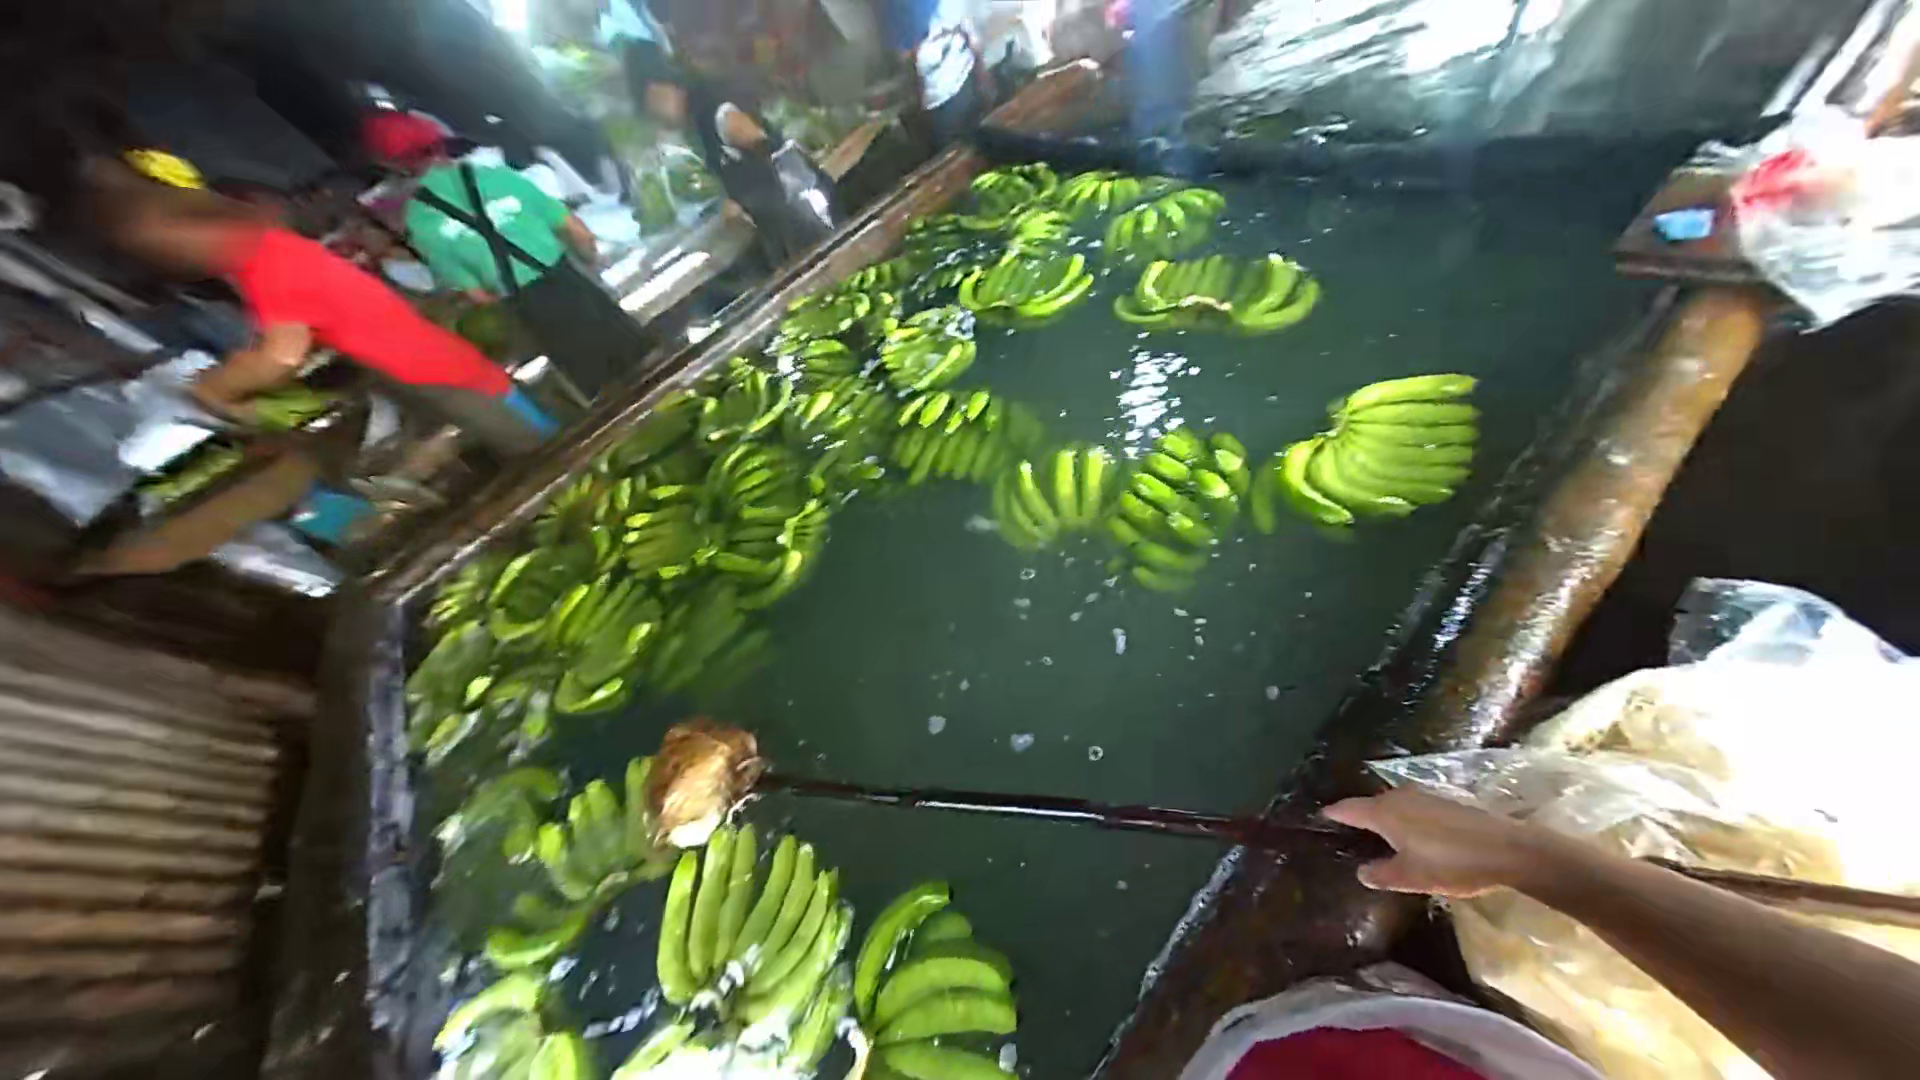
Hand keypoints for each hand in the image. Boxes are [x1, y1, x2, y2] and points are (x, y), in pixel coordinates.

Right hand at [1321, 787, 1570, 897]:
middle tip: (1350, 829)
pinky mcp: (1444, 801)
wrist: (1509, 848)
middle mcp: (1395, 798)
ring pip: (1392, 804)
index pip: (1346, 809)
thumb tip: (1361, 872)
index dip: (1333, 814)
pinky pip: (1412, 807)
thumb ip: (1382, 875)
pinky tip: (1414, 834)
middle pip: (1368, 804)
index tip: (1321, 817)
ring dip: (1384, 816)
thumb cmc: (1451, 862)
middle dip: (1358, 814)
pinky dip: (1405, 818)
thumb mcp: (1412, 877)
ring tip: (1380, 832)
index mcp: (1381, 812)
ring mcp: (1421, 796)